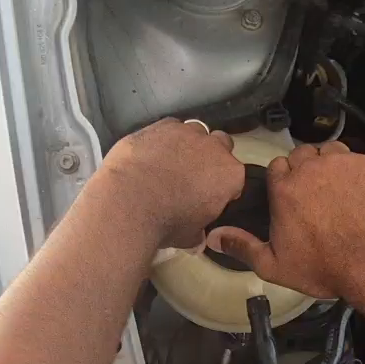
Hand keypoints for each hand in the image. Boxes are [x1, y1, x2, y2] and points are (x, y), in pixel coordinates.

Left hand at [96, 119, 244, 248]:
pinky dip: (164, 137)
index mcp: (230, 175)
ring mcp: (187, 133)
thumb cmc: (166, 223)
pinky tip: (151, 152)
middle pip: (222, 144)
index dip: (223, 186)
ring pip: (196, 131)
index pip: (235, 177)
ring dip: (189, 143)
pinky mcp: (160, 125)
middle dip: (212, 155)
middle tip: (194, 174)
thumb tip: (197, 238)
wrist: (129, 200)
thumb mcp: (190, 236)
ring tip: (170, 160)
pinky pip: (170, 127)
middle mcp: (214, 148)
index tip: (210, 196)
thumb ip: (198, 232)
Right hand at [206, 141, 364, 299]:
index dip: (284, 179)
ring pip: (332, 151)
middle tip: (317, 193)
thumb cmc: (323, 265)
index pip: (277, 166)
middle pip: (303, 154)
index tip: (292, 194)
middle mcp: (311, 168)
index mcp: (284, 188)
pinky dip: (361, 171)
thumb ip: (242, 246)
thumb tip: (215, 237)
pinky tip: (362, 192)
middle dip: (307, 169)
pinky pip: (361, 159)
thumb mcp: (273, 265)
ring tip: (339, 189)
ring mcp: (343, 164)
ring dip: (332, 165)